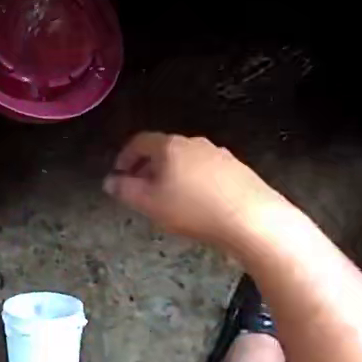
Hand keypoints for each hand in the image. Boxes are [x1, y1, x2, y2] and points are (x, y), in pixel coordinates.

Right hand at [103, 132, 283, 244]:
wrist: (252, 219)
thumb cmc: (192, 209)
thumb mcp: (148, 203)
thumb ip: (124, 190)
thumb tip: (110, 180)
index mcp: (169, 146)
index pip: (139, 142)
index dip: (125, 157)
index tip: (119, 174)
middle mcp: (194, 143)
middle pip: (163, 149)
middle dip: (148, 167)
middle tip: (140, 189)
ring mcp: (219, 154)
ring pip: (186, 160)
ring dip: (171, 175)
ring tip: (167, 199)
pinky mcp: (237, 169)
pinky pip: (205, 170)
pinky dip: (193, 181)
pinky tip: (196, 204)